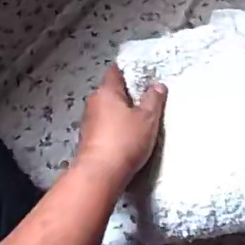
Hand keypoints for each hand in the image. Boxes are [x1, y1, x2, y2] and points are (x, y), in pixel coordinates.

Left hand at [72, 64, 165, 189]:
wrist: (100, 173)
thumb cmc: (125, 140)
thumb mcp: (147, 119)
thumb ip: (153, 100)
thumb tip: (157, 85)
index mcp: (106, 91)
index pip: (115, 72)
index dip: (128, 71)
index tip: (142, 75)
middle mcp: (93, 101)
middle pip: (110, 91)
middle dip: (126, 94)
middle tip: (145, 100)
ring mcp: (88, 120)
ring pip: (106, 109)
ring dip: (119, 112)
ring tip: (138, 119)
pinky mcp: (87, 137)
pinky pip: (103, 125)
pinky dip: (113, 126)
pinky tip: (125, 136)